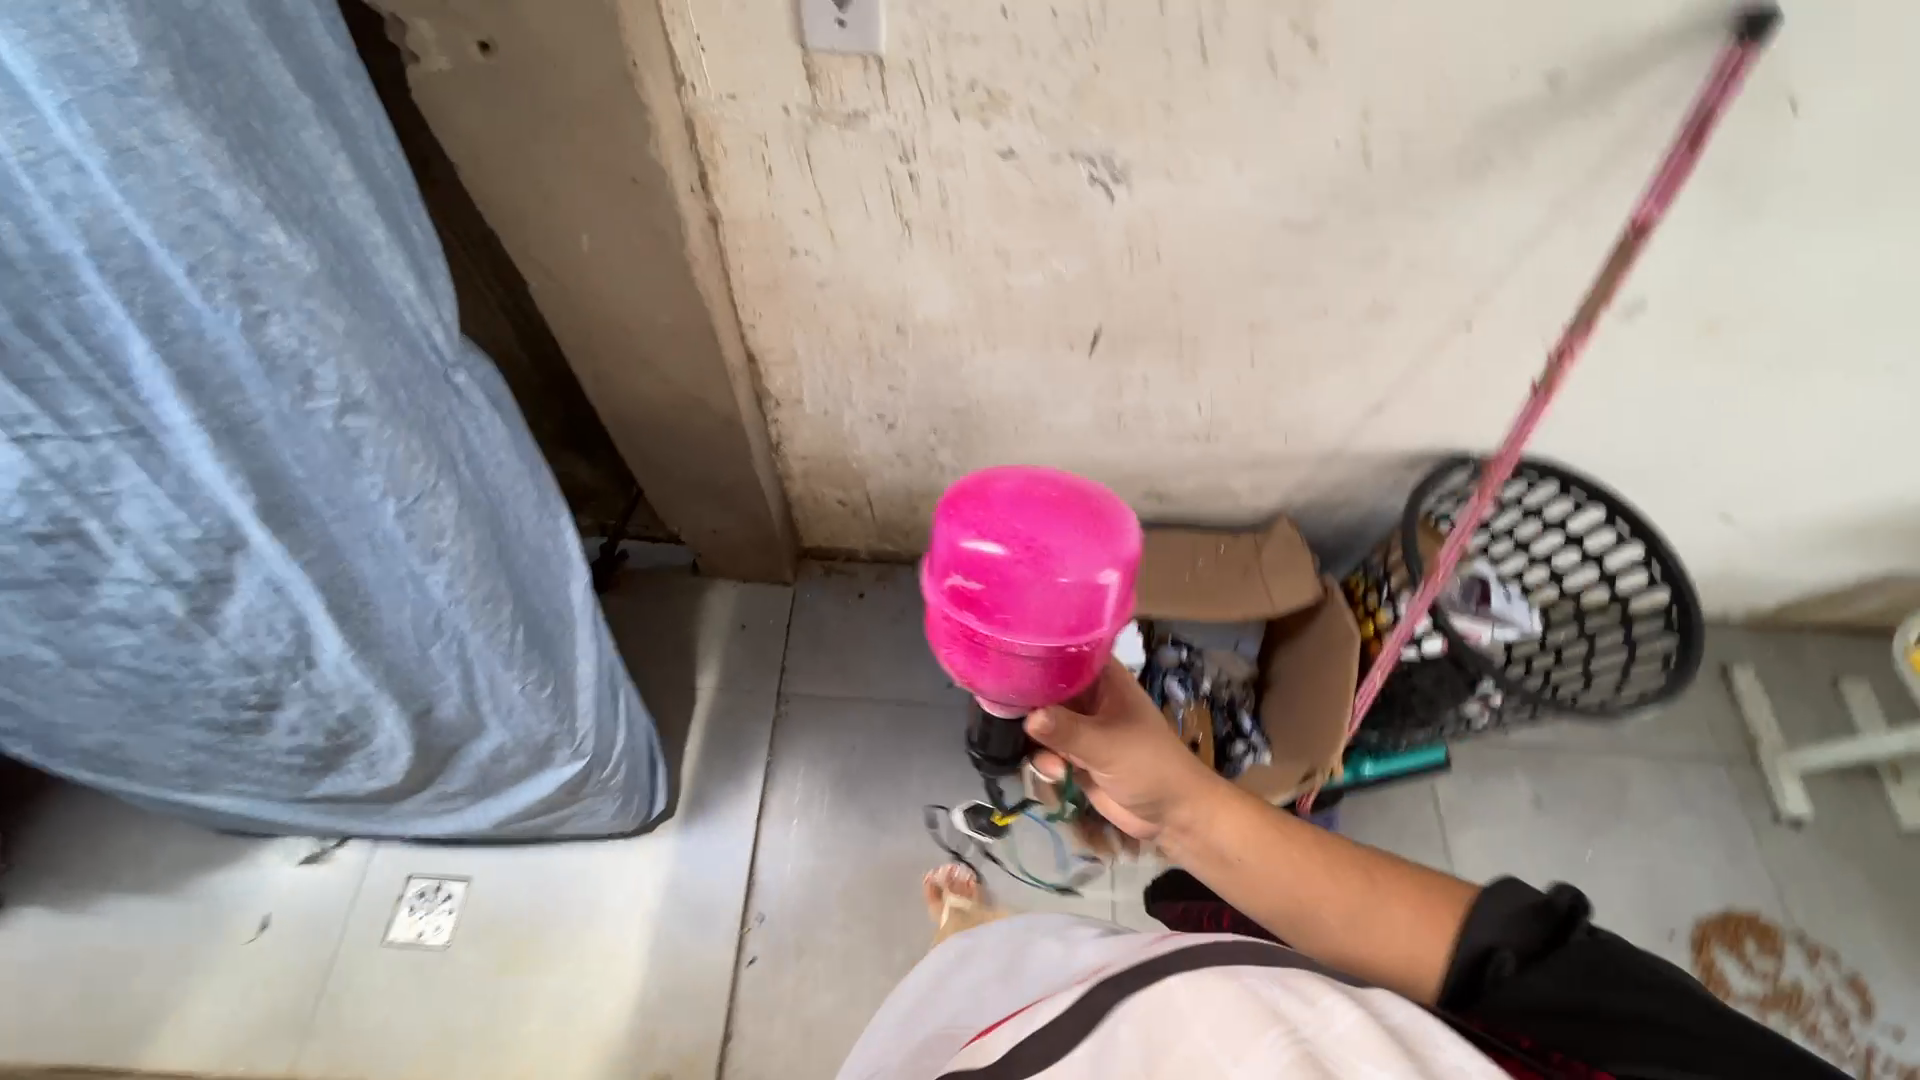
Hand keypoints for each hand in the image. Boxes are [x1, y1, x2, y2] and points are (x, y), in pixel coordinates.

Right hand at [1025, 658, 1224, 841]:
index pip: (1064, 653)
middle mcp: (1087, 697)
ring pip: (1039, 722)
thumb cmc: (1148, 765)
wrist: (1171, 815)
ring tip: (1052, 762)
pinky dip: (1045, 763)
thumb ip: (1066, 731)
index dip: (1037, 655)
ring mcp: (1079, 727)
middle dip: (1028, 705)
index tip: (1007, 661)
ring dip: (1038, 742)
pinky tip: (1058, 777)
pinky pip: (1045, 751)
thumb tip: (1029, 718)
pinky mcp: (1073, 756)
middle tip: (1006, 716)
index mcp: (1102, 678)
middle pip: (1044, 687)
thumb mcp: (1107, 744)